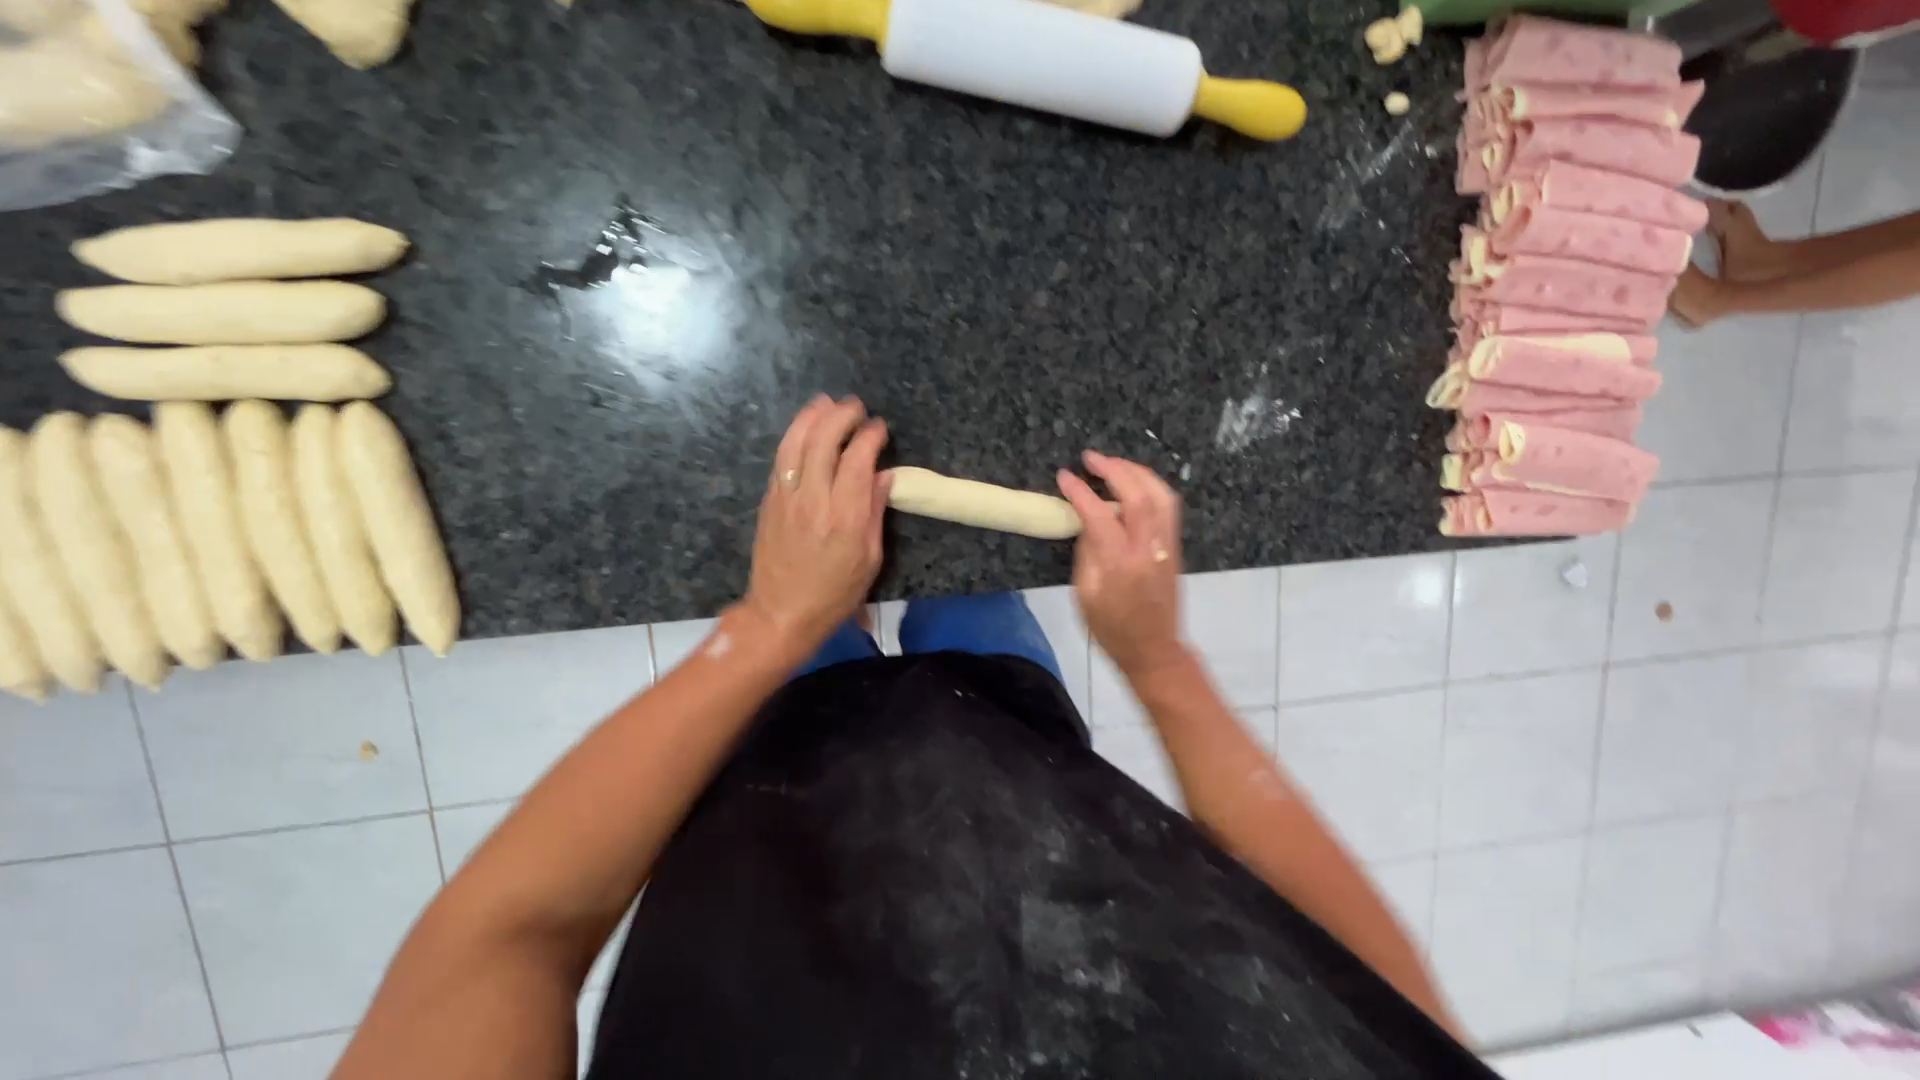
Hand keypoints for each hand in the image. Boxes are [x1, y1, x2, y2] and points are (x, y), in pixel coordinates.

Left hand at [741, 395, 890, 654]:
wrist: (782, 613)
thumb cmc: (835, 594)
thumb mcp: (870, 560)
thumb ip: (875, 513)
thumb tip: (883, 476)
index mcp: (846, 517)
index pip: (858, 459)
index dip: (870, 436)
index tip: (879, 427)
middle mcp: (815, 500)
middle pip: (825, 440)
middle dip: (842, 416)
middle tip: (856, 408)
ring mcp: (787, 497)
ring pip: (796, 442)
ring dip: (812, 416)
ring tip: (827, 403)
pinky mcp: (769, 501)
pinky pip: (781, 458)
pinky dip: (794, 435)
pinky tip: (804, 427)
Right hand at [1056, 450, 1182, 676]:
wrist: (1154, 650)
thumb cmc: (1112, 629)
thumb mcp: (1085, 595)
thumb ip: (1087, 554)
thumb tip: (1088, 522)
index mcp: (1120, 565)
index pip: (1099, 515)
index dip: (1080, 492)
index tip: (1064, 476)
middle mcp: (1148, 550)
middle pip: (1138, 495)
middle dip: (1114, 469)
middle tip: (1091, 458)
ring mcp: (1166, 547)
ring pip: (1160, 495)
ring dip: (1137, 472)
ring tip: (1113, 464)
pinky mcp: (1175, 548)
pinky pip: (1168, 506)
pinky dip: (1151, 486)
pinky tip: (1134, 484)